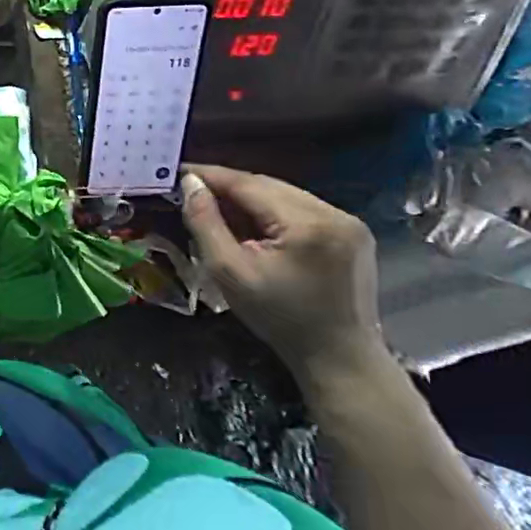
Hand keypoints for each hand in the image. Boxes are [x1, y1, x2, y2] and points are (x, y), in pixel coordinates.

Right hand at [179, 164, 385, 375]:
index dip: (211, 175)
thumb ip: (205, 223)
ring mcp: (348, 223)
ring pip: (284, 195)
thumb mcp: (229, 271)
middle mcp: (335, 213)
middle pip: (268, 186)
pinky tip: (251, 226)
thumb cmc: (278, 318)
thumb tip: (190, 183)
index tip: (179, 172)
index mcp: (308, 222)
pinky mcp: (351, 234)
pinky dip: (270, 212)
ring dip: (249, 199)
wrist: (337, 357)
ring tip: (216, 208)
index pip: (249, 184)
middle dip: (228, 186)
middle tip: (191, 191)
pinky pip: (300, 209)